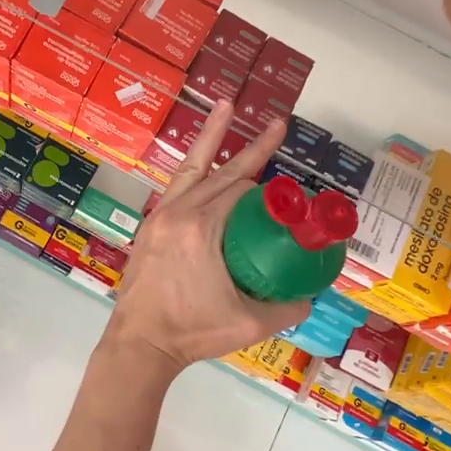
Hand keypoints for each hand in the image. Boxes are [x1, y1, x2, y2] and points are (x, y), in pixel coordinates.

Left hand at [104, 100, 313, 373]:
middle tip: (277, 124)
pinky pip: (177, 189)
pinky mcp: (150, 228)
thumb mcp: (249, 323)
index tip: (288, 197)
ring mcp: (159, 218)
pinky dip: (194, 172)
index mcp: (201, 229)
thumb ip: (287, 308)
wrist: (139, 343)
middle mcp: (178, 214)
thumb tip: (310, 295)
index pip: (240, 192)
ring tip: (226, 107)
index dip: (267, 190)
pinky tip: (203, 166)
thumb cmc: (192, 331)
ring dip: (211, 139)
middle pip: (220, 173)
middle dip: (251, 149)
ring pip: (191, 170)